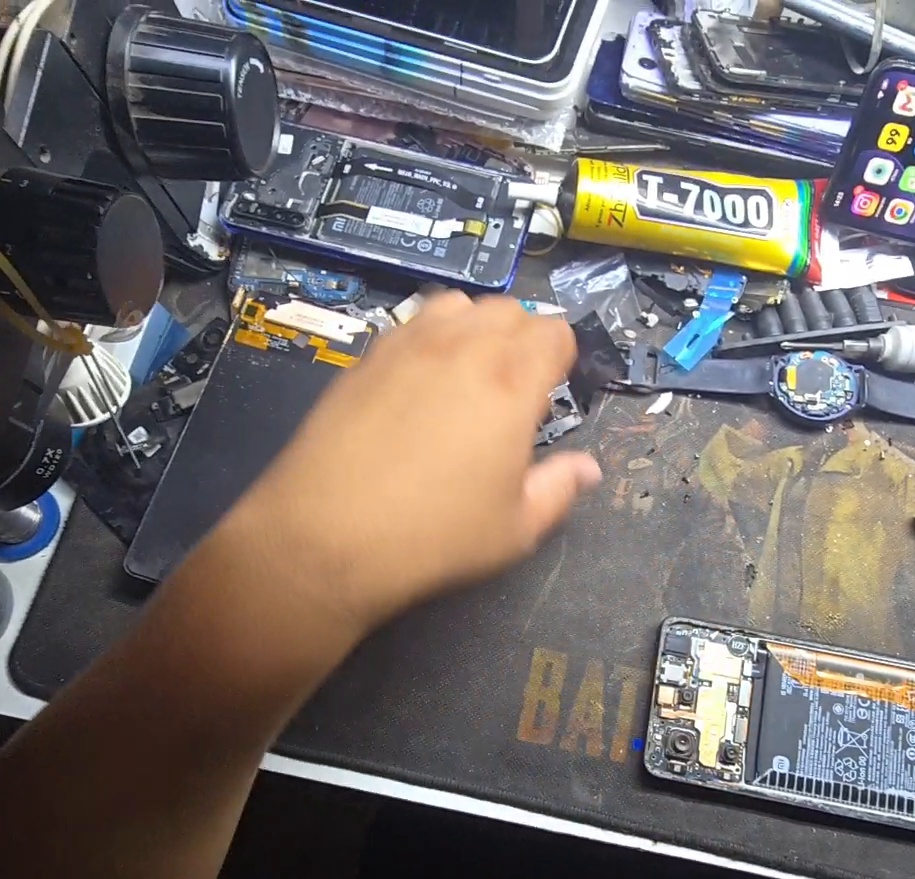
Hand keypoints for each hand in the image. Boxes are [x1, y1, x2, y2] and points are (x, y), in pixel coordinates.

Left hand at [225, 292, 601, 634]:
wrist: (326, 538)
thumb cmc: (433, 538)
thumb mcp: (514, 530)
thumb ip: (559, 489)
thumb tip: (588, 468)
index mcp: (510, 385)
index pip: (554, 332)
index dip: (562, 357)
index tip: (554, 390)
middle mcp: (461, 350)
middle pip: (510, 310)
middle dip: (524, 339)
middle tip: (514, 391)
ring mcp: (407, 347)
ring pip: (458, 305)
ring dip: (476, 328)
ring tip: (468, 374)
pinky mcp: (365, 359)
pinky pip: (410, 322)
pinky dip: (430, 336)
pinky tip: (419, 381)